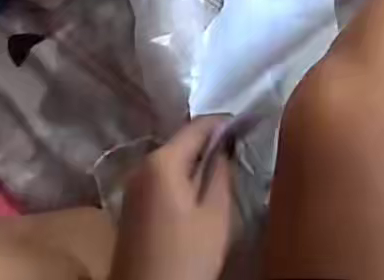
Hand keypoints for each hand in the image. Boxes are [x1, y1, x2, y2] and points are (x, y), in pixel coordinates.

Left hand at [112, 115, 234, 279]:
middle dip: (213, 142)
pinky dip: (184, 178)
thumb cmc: (185, 259)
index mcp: (162, 161)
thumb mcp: (216, 213)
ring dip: (199, 161)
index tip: (251, 128)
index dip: (228, 123)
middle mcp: (142, 165)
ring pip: (175, 159)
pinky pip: (164, 178)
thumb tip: (227, 139)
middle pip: (186, 140)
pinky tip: (201, 193)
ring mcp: (134, 187)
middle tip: (241, 152)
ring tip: (226, 172)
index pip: (201, 124)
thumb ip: (222, 168)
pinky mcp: (132, 208)